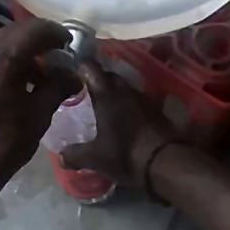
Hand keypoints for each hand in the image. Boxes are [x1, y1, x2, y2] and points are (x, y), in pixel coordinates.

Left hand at [0, 20, 78, 190]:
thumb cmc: (2, 145)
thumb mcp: (38, 116)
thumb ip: (57, 87)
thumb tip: (72, 73)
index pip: (33, 29)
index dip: (55, 32)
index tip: (70, 43)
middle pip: (12, 33)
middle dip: (37, 41)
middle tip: (57, 56)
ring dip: (19, 53)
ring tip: (37, 77)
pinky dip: (2, 63)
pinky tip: (12, 86)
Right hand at [59, 63, 182, 194]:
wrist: (168, 163)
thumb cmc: (125, 154)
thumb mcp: (95, 158)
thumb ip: (76, 154)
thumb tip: (61, 156)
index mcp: (106, 94)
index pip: (90, 68)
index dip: (81, 67)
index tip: (72, 72)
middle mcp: (124, 90)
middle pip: (109, 76)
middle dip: (98, 80)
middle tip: (86, 90)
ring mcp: (143, 99)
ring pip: (124, 88)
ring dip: (114, 93)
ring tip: (104, 105)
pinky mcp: (157, 110)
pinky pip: (137, 101)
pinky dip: (128, 105)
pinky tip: (123, 118)